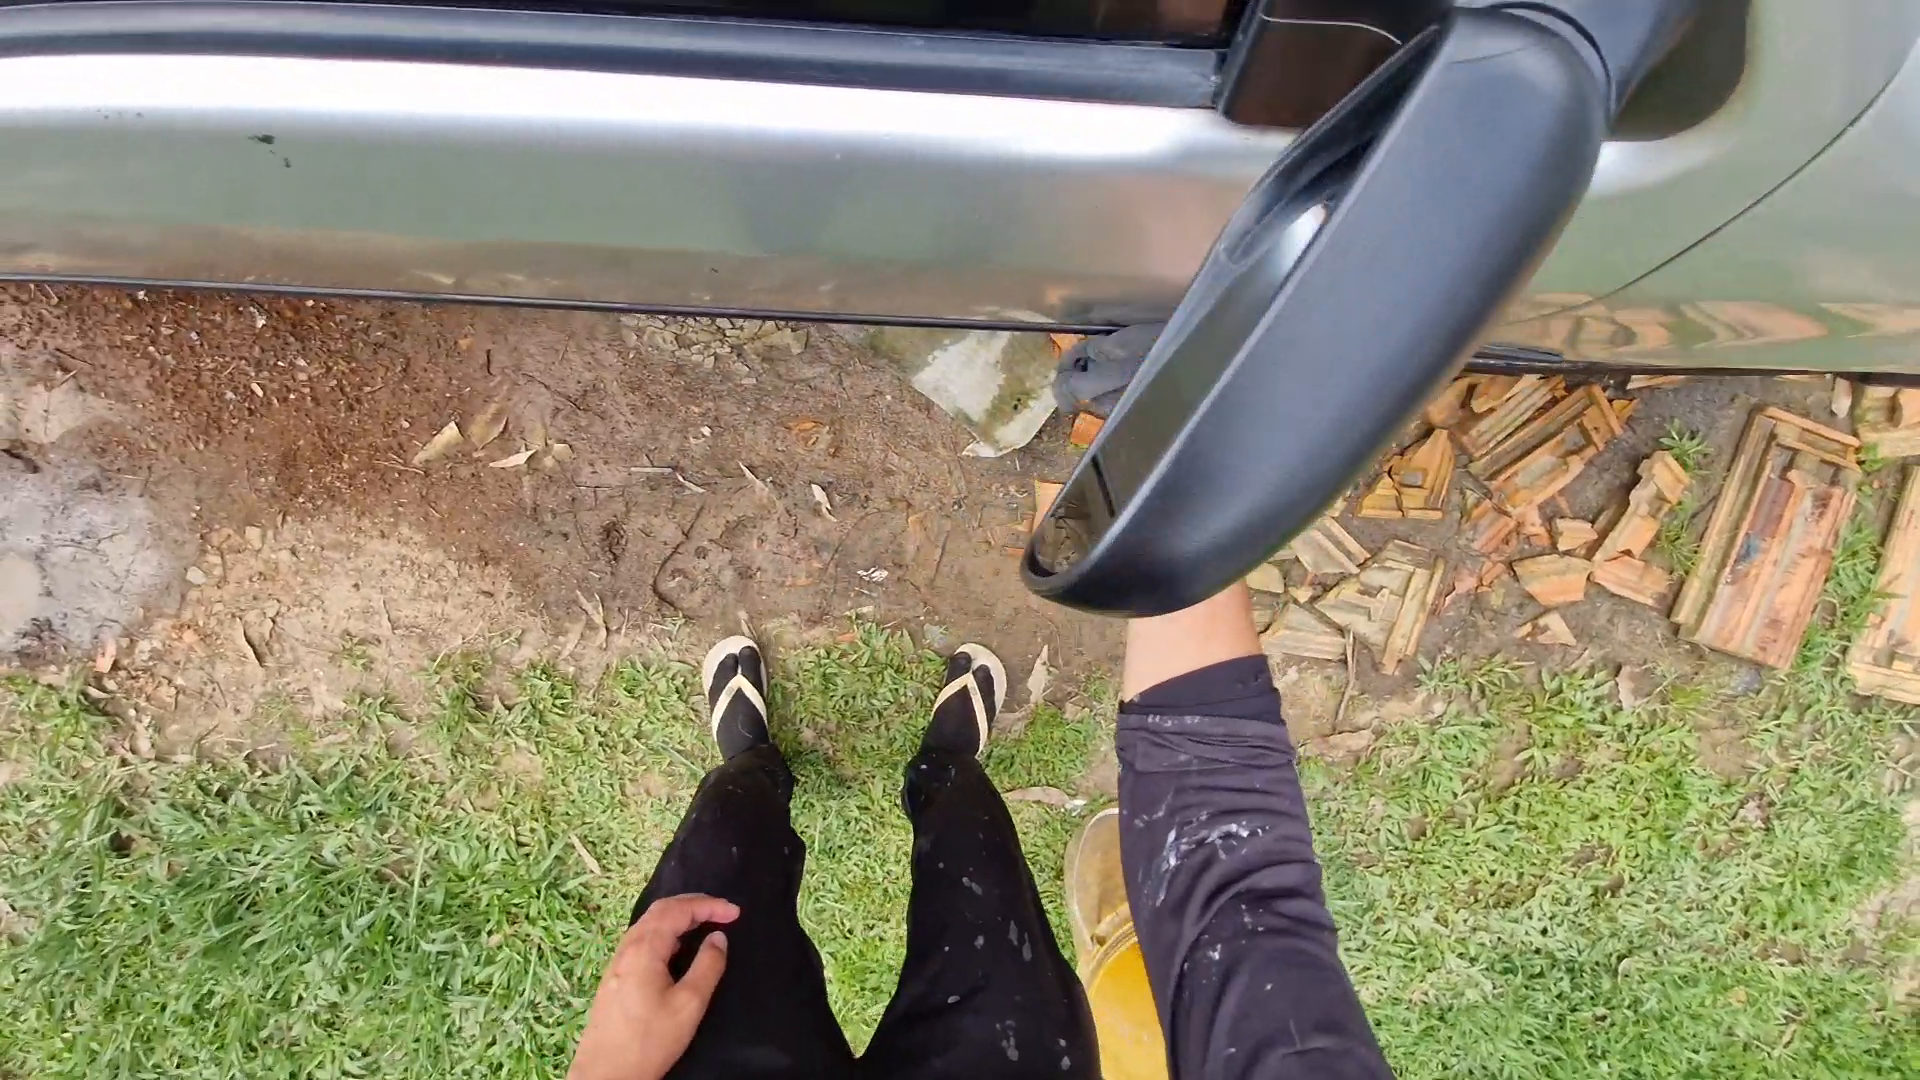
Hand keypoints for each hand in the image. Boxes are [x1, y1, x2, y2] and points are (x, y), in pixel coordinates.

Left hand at [568, 893, 739, 1079]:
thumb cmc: (649, 1041)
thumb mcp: (689, 1005)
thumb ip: (708, 965)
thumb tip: (718, 937)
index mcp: (644, 949)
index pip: (680, 910)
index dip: (710, 905)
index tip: (736, 913)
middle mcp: (627, 948)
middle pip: (662, 909)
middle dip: (694, 904)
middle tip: (721, 911)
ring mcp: (617, 962)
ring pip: (650, 922)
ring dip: (679, 915)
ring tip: (703, 923)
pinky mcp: (614, 977)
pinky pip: (642, 938)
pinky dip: (666, 930)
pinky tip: (676, 948)